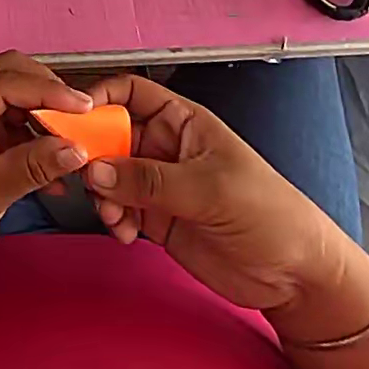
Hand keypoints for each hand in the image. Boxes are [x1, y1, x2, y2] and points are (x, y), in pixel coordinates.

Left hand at [0, 52, 91, 285]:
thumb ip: (32, 167)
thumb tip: (77, 149)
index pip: (6, 81)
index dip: (48, 90)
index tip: (83, 107)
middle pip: (10, 73)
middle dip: (48, 90)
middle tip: (79, 115)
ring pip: (15, 93)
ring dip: (45, 113)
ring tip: (71, 140)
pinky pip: (14, 119)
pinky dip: (36, 134)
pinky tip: (54, 163)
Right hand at [80, 74, 368, 336]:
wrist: (294, 276)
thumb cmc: (267, 212)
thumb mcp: (208, 189)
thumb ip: (149, 180)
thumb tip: (96, 170)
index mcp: (182, 121)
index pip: (132, 92)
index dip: (101, 97)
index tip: (73, 116)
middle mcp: (165, 146)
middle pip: (112, 134)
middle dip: (94, 153)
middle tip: (84, 176)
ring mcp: (159, 182)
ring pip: (110, 174)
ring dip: (102, 192)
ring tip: (114, 215)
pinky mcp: (156, 217)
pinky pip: (119, 207)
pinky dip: (112, 218)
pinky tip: (125, 233)